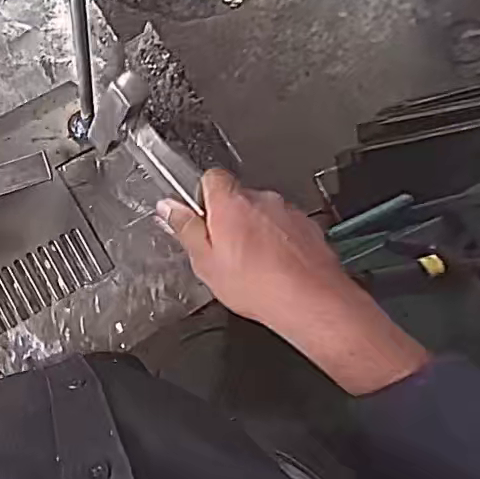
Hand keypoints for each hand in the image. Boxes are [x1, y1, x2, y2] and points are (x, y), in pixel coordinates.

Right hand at [158, 170, 429, 395]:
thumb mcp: (204, 261)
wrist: (310, 301)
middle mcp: (262, 199)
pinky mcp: (308, 227)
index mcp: (231, 202)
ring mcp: (288, 212)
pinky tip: (269, 267)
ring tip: (247, 264)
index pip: (211, 177)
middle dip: (226, 218)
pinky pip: (282, 227)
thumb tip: (169, 208)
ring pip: (260, 213)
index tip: (196, 216)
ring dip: (252, 231)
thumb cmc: (259, 285)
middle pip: (236, 197)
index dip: (200, 196)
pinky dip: (275, 241)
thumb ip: (185, 228)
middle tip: (219, 249)